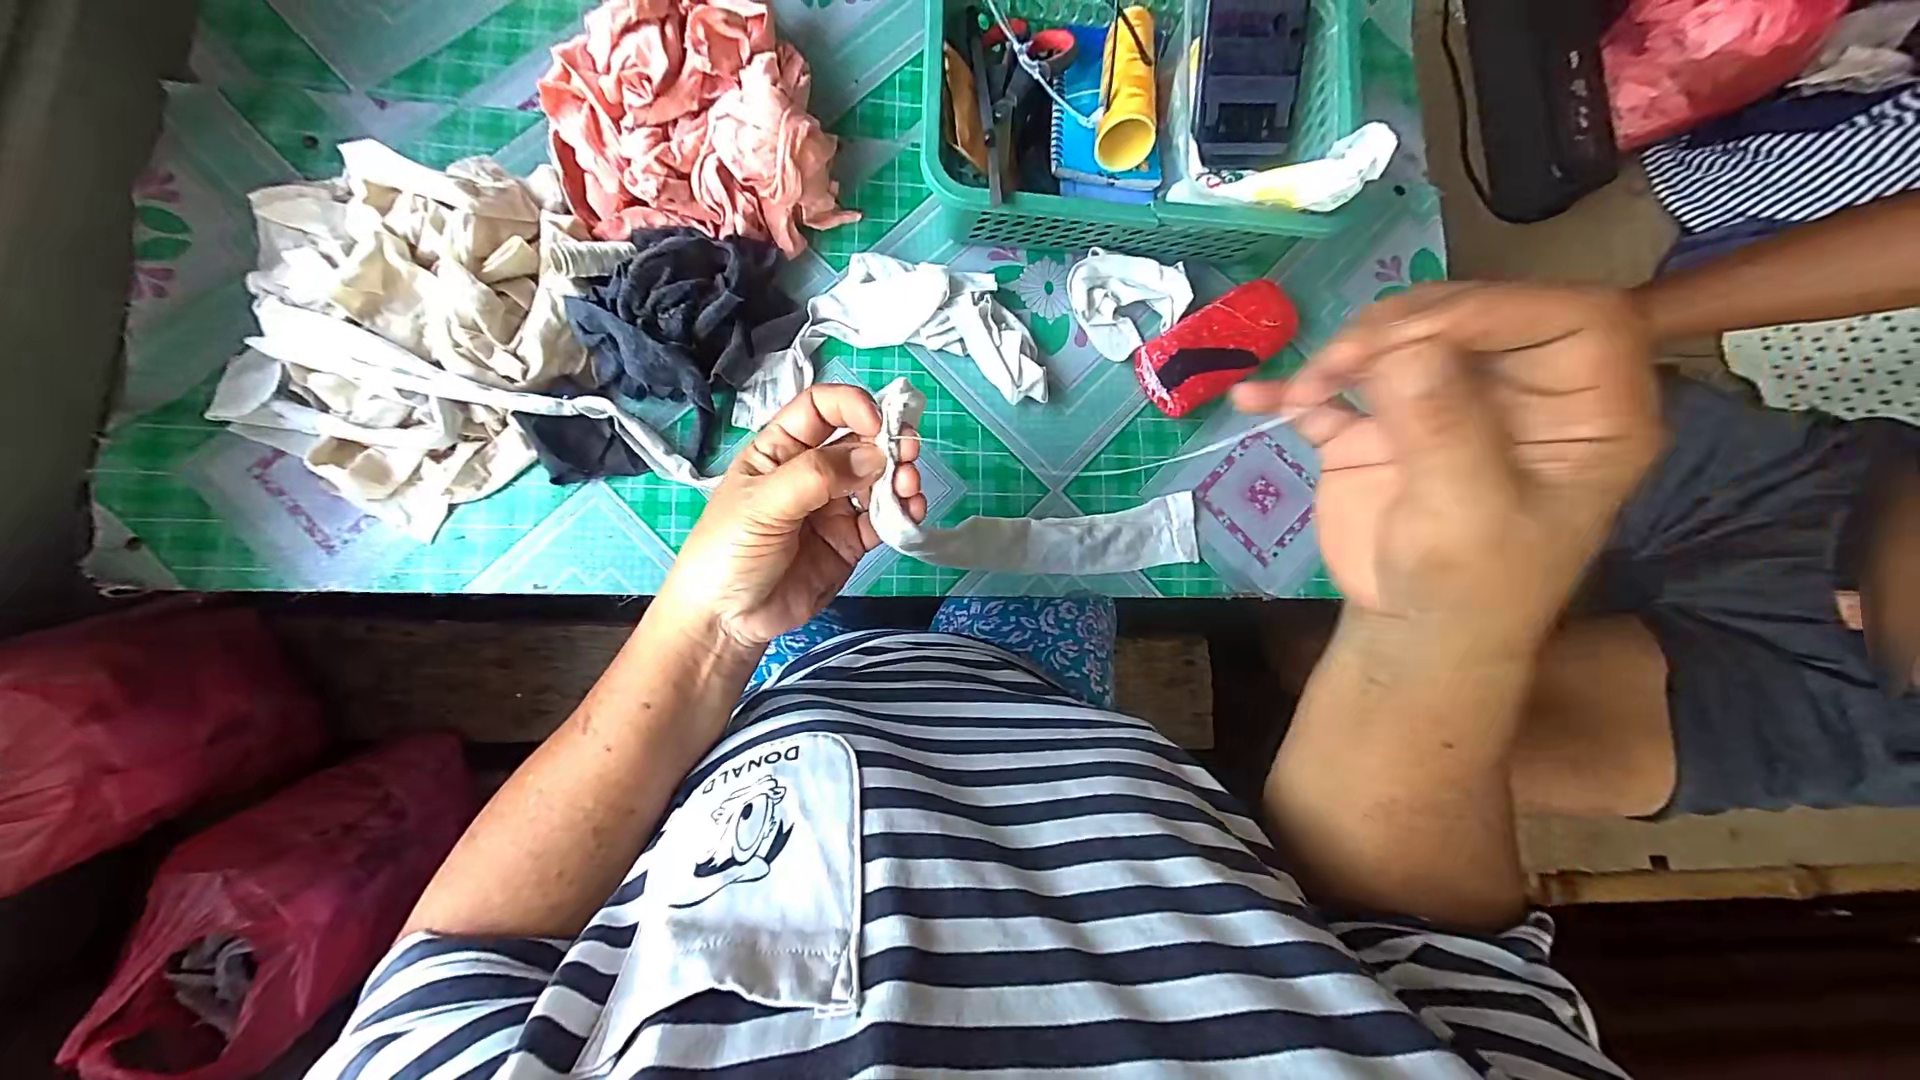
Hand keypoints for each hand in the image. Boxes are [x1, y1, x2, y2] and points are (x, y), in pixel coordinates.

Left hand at [652, 383, 927, 652]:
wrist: (728, 620)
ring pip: (878, 480)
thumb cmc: (727, 552)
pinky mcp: (850, 541)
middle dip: (888, 443)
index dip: (852, 405)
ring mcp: (833, 507)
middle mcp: (812, 472)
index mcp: (781, 449)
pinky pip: (883, 519)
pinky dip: (902, 513)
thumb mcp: (763, 505)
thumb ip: (817, 475)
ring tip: (909, 489)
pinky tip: (911, 512)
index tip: (878, 422)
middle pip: (859, 441)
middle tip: (908, 455)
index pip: (821, 408)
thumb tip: (873, 455)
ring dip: (900, 478)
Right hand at [1233, 284, 1662, 644]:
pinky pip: (1333, 393)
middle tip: (1340, 362)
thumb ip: (1444, 430)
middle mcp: (1511, 392)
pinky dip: (1290, 392)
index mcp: (1580, 409)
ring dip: (1339, 355)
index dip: (1492, 310)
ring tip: (1300, 392)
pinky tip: (1254, 398)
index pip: (1566, 319)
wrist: (1408, 625)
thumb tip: (1406, 349)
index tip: (1408, 339)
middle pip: (1466, 319)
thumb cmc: (1467, 585)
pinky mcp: (1375, 426)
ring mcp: (1436, 404)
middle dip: (1397, 329)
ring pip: (1394, 342)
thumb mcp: (1468, 516)